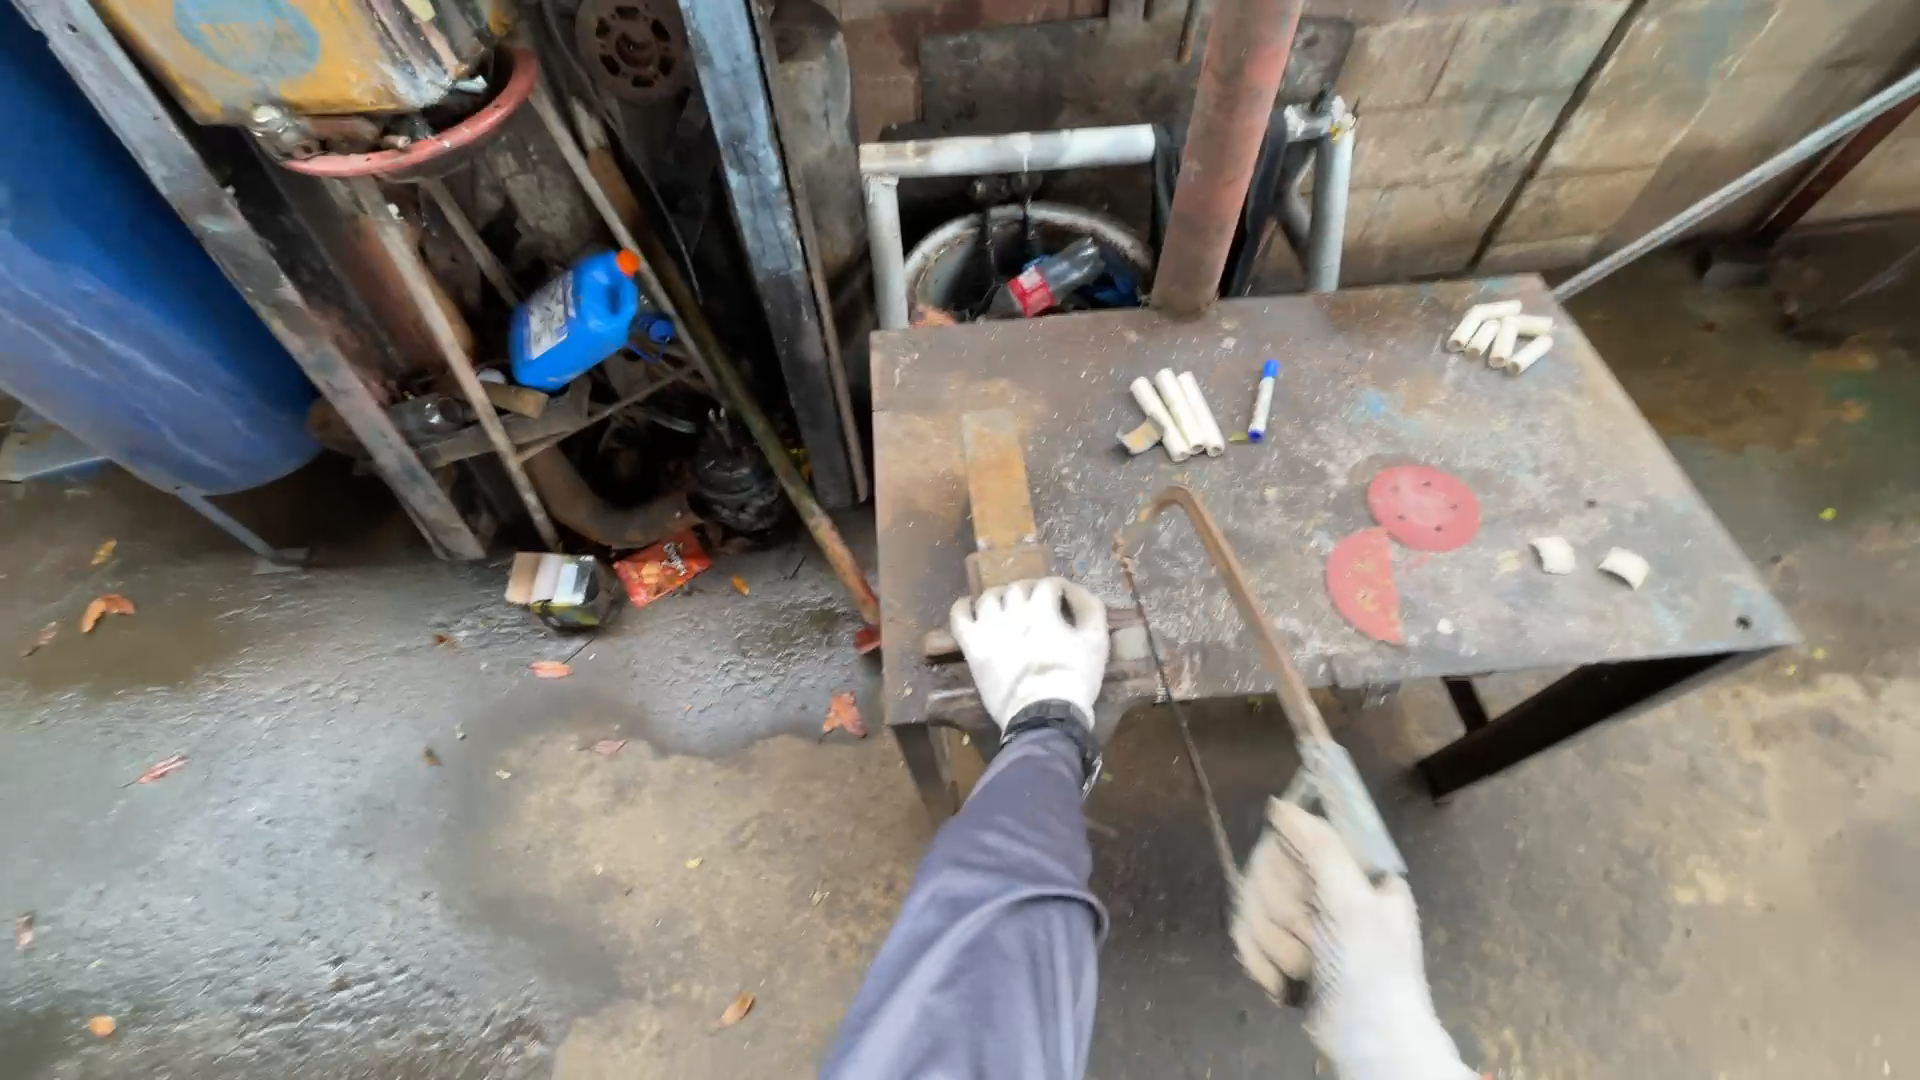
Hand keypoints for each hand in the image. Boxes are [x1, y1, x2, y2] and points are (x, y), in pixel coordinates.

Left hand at [948, 577, 1108, 732]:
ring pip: (989, 598)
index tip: (1064, 598)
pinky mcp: (973, 646)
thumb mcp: (1096, 641)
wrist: (1044, 714)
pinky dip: (963, 607)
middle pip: (1018, 588)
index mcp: (1042, 608)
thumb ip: (1091, 609)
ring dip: (1000, 596)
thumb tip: (1078, 592)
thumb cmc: (1074, 679)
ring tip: (1007, 606)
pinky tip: (969, 607)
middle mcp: (1012, 611)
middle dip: (1030, 591)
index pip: (1049, 584)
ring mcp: (988, 627)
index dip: (1058, 588)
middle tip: (1038, 604)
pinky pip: (959, 617)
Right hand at [1232, 800, 1474, 1079]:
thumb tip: (1280, 804)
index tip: (1305, 897)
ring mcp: (1299, 915)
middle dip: (1281, 916)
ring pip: (1249, 902)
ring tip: (1302, 970)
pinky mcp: (1279, 943)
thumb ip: (1320, 847)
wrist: (1372, 1049)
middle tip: (1311, 941)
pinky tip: (1280, 982)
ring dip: (1271, 943)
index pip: (1287, 838)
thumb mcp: (1355, 904)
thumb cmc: (1371, 973)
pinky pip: (1243, 931)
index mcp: (1348, 866)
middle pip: (1262, 871)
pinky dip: (1258, 959)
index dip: (1286, 870)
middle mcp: (1322, 883)